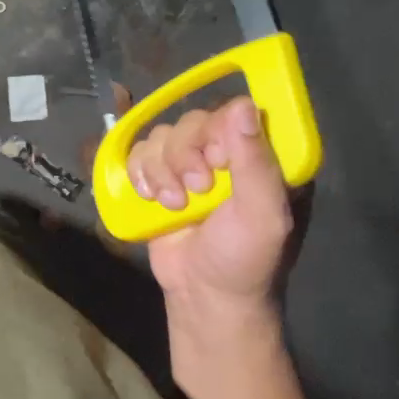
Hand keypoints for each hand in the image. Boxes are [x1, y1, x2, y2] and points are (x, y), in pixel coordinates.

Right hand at [128, 97, 291, 306]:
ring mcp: (187, 166)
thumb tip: (245, 105)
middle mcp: (222, 155)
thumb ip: (255, 161)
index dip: (215, 132)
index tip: (217, 162)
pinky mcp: (157, 179)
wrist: (202, 294)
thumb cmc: (243, 257)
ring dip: (161, 170)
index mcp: (258, 158)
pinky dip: (139, 173)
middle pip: (190, 122)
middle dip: (184, 156)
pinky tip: (151, 198)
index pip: (230, 114)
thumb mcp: (261, 213)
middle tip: (196, 190)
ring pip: (160, 137)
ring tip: (173, 203)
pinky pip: (138, 153)